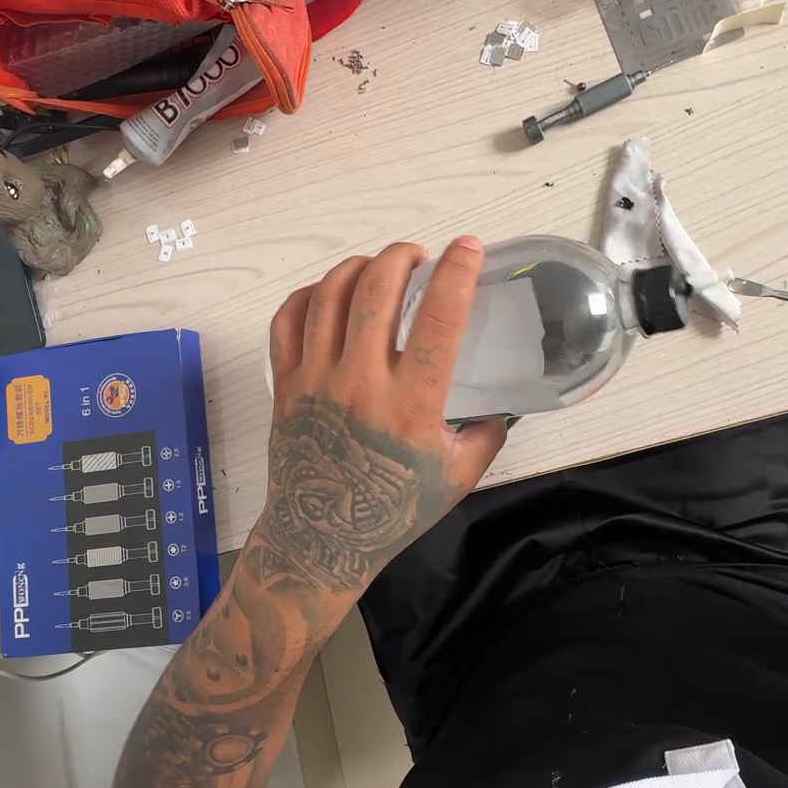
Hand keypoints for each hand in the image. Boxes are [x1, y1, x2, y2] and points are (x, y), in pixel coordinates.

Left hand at [256, 239, 508, 594]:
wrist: (322, 540)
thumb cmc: (394, 512)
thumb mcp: (459, 477)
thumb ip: (487, 434)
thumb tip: (501, 403)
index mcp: (412, 404)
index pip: (440, 319)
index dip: (458, 273)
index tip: (468, 248)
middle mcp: (361, 382)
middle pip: (376, 289)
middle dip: (402, 256)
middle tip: (418, 257)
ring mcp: (316, 379)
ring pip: (329, 294)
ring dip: (359, 266)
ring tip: (379, 267)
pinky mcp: (285, 385)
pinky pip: (287, 320)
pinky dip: (309, 294)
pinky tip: (329, 292)